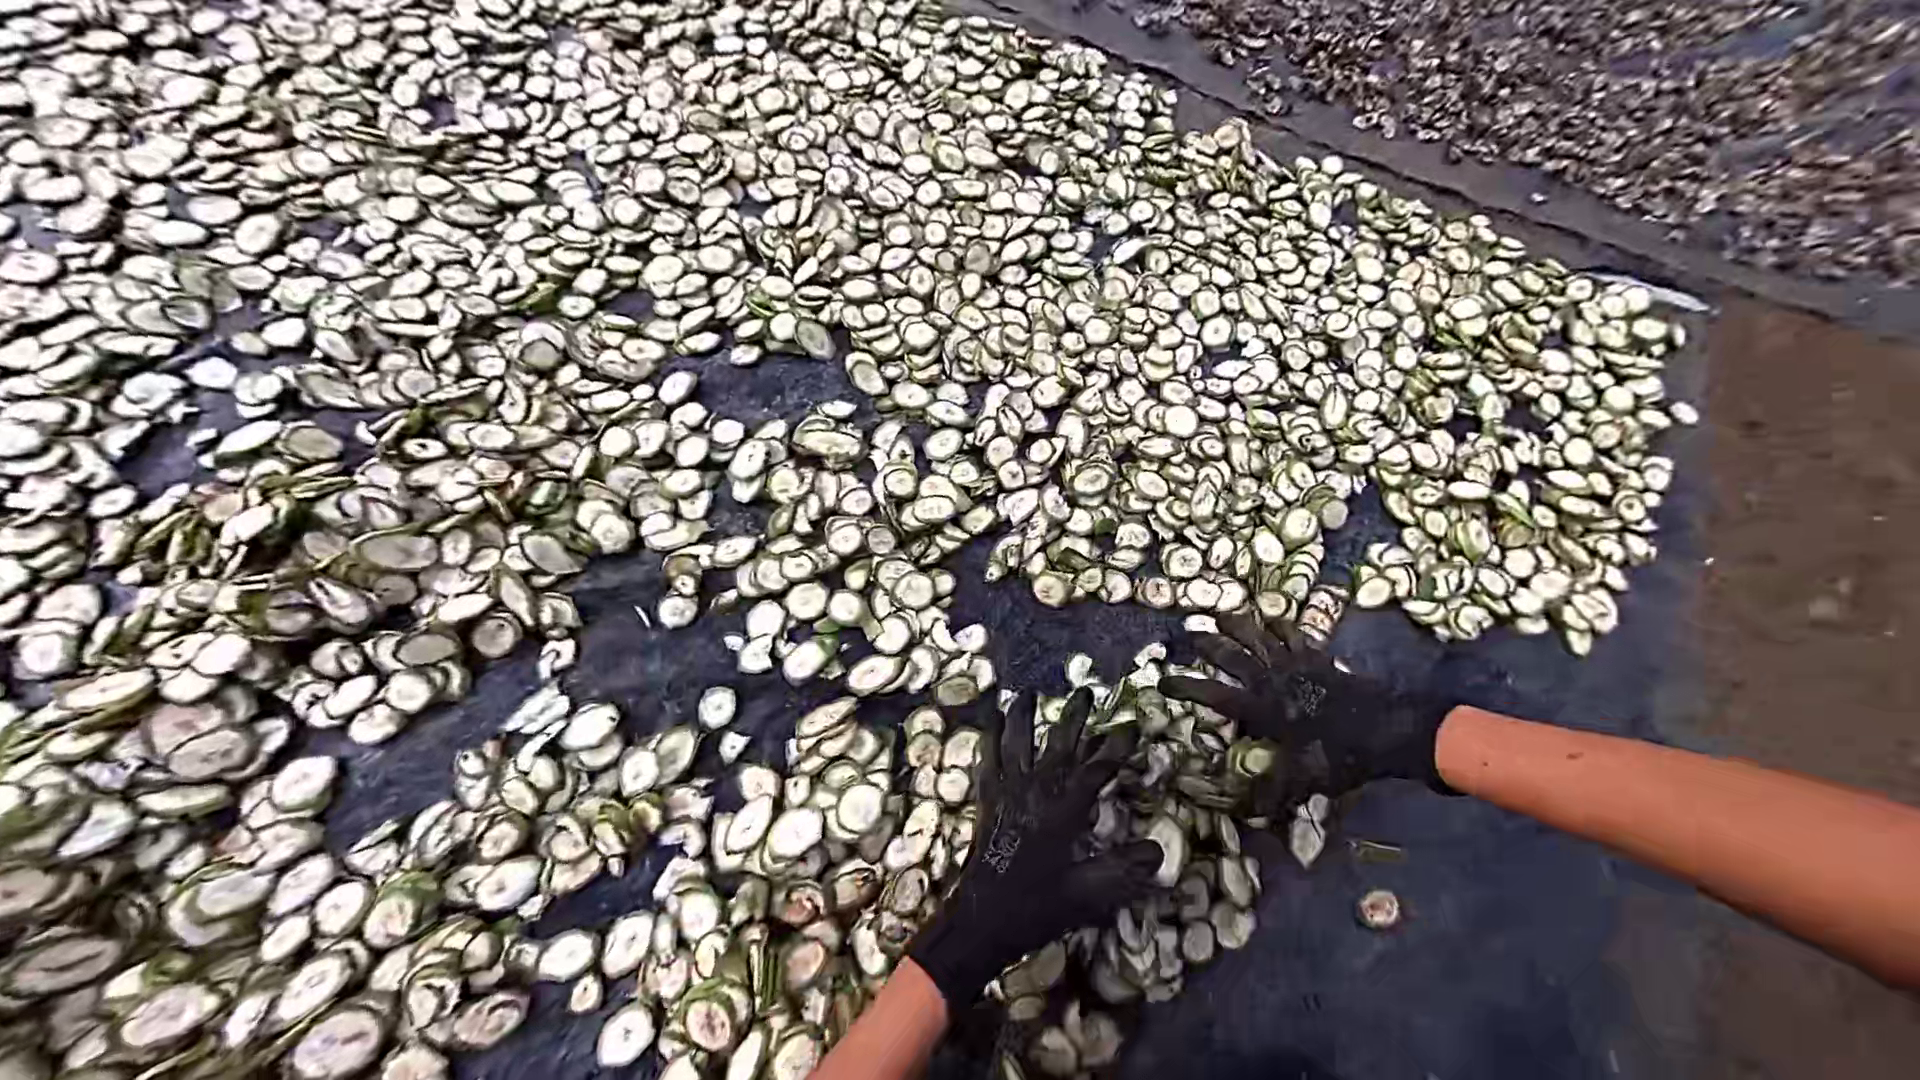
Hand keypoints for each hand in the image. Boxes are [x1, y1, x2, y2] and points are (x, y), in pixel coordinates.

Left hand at [907, 689, 1161, 1006]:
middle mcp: (1037, 789)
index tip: (1131, 726)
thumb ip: (1124, 871)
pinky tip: (989, 717)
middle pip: (1059, 742)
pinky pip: (988, 756)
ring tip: (1028, 691)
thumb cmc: (1037, 906)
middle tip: (1086, 692)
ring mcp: (1008, 788)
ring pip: (1018, 740)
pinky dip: (989, 734)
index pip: (1098, 768)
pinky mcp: (987, 795)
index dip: (1117, 746)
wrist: (981, 917)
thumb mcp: (1089, 895)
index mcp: (1065, 809)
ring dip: (1025, 714)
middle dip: (1075, 716)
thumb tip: (1158, 851)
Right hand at [1160, 613, 1458, 808]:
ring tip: (1220, 614)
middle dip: (1207, 643)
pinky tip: (1271, 617)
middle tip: (1188, 631)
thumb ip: (1270, 792)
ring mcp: (1294, 664)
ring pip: (1258, 637)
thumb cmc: (1341, 754)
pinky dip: (1279, 624)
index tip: (1163, 681)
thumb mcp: (1302, 779)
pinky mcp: (1316, 658)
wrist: (1389, 727)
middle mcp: (1271, 681)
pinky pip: (1293, 634)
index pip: (1214, 695)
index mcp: (1261, 708)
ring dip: (1237, 625)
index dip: (1186, 687)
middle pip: (1231, 656)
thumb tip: (1240, 813)